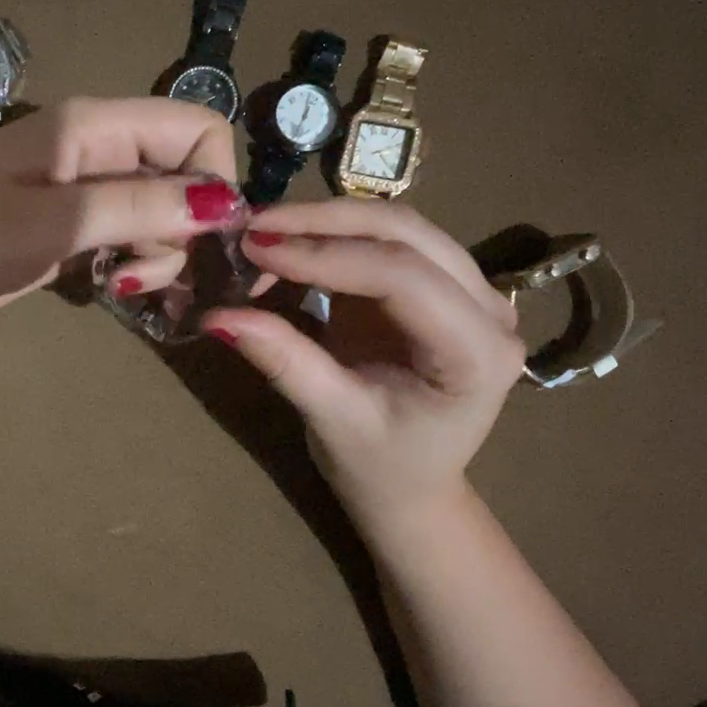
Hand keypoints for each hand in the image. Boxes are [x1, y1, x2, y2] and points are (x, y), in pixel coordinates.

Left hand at [0, 97, 246, 319]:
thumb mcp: (57, 222)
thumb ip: (140, 206)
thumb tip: (224, 203)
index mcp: (92, 127)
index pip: (193, 126)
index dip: (214, 177)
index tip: (206, 237)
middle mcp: (95, 151)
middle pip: (181, 172)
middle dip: (184, 225)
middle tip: (151, 270)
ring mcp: (81, 192)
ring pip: (157, 212)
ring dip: (158, 252)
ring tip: (124, 284)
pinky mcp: (69, 230)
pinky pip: (126, 238)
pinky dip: (133, 264)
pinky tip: (113, 287)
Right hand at [203, 200, 525, 518]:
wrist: (410, 484)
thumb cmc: (381, 466)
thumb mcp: (332, 420)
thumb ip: (285, 362)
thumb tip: (218, 317)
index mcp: (477, 352)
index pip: (404, 277)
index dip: (327, 256)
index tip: (256, 248)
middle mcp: (488, 307)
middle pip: (406, 234)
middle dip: (323, 222)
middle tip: (251, 228)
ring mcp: (466, 289)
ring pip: (395, 227)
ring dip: (324, 223)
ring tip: (259, 234)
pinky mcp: (433, 283)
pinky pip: (381, 242)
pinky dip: (328, 239)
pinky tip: (283, 249)